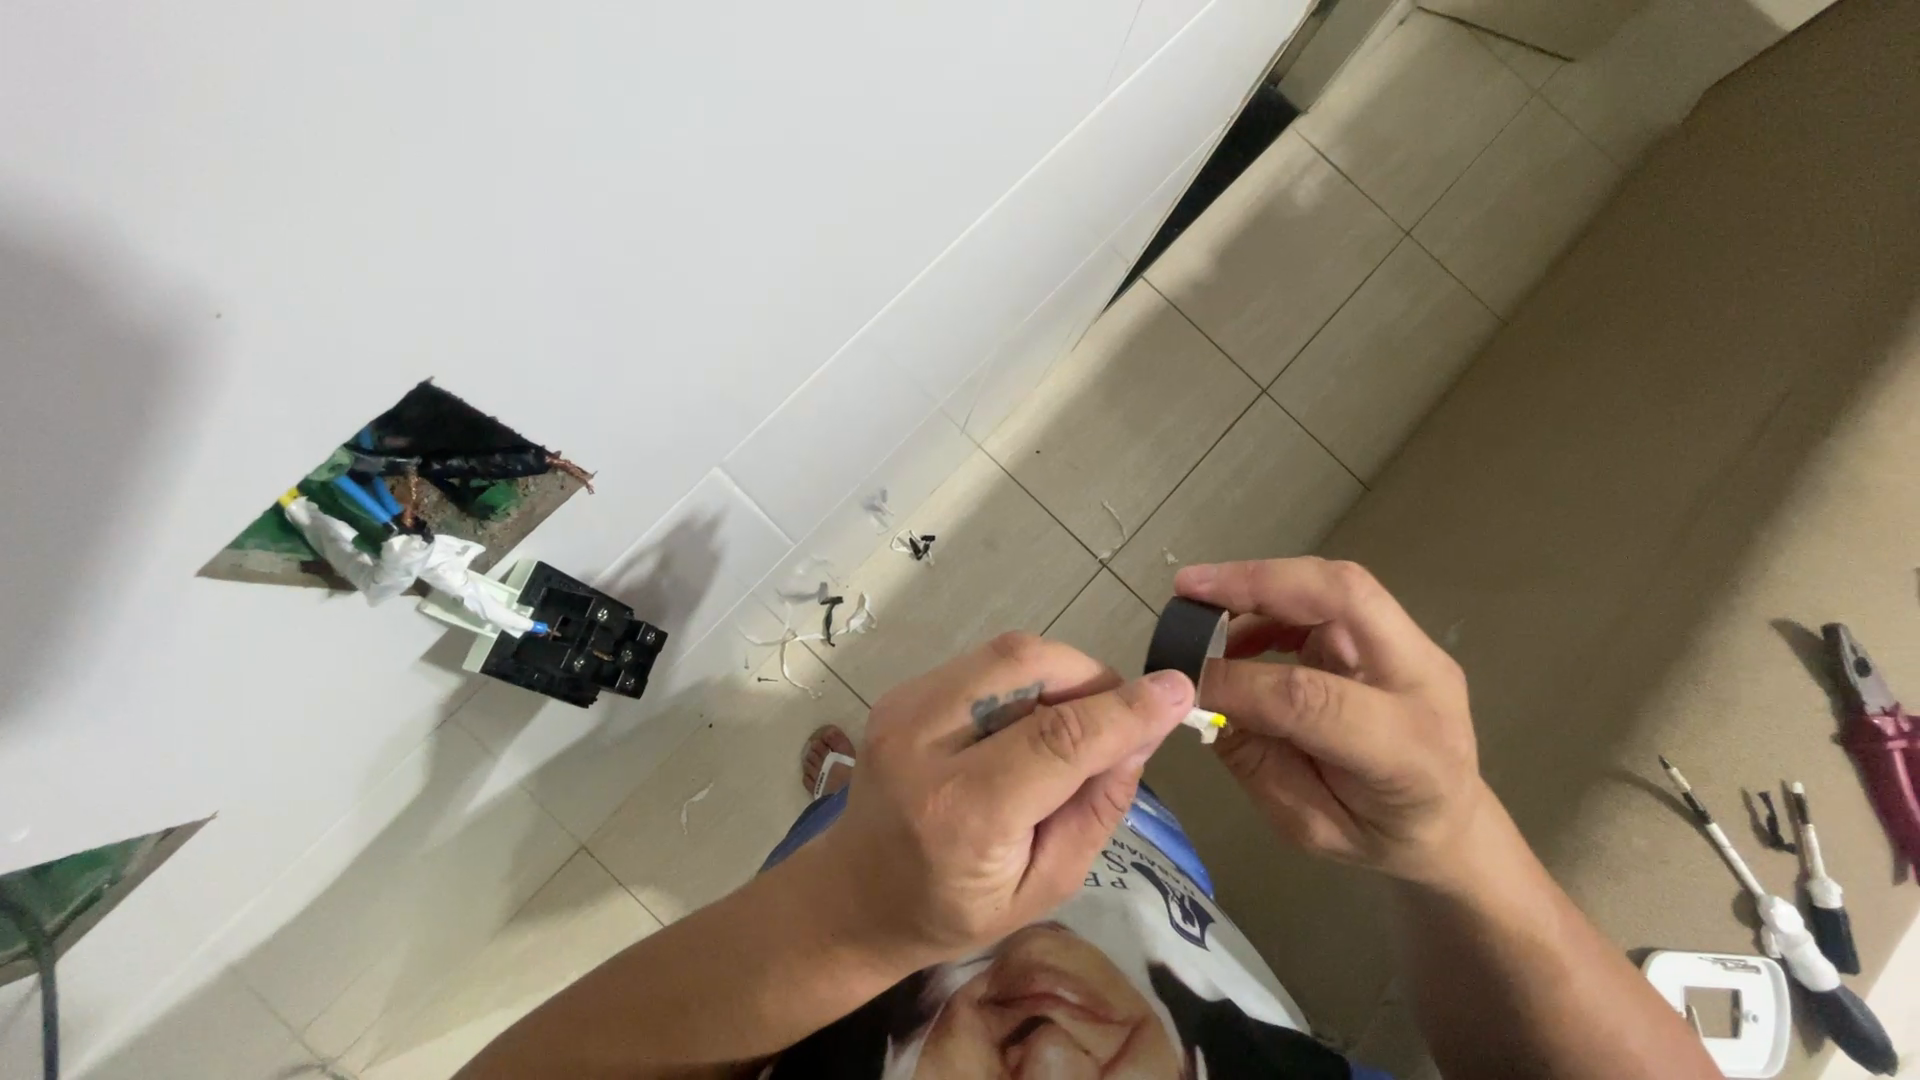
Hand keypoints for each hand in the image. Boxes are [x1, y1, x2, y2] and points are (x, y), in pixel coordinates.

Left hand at [807, 632, 1194, 964]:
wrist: (855, 895)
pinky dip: (1024, 679)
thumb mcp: (1045, 886)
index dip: (1125, 709)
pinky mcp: (898, 692)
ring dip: (1060, 673)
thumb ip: (1097, 807)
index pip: (1058, 739)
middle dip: (1091, 676)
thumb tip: (1142, 732)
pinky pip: (982, 662)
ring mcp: (902, 709)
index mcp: (962, 813)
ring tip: (1071, 721)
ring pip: (1006, 651)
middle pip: (1027, 664)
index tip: (1177, 692)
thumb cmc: (953, 910)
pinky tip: (1024, 722)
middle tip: (1114, 715)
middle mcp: (923, 744)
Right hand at [1174, 557, 1488, 885]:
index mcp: (1408, 751)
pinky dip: (1272, 600)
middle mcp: (1421, 683)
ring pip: (1336, 584)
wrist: (1449, 823)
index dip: (1239, 682)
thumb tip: (1198, 695)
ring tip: (1201, 611)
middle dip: (1258, 583)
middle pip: (1345, 597)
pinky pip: (1329, 595)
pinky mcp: (1393, 632)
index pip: (1313, 696)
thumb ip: (1252, 758)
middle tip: (1188, 588)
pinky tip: (1237, 630)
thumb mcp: (1305, 823)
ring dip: (1258, 587)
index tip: (1184, 681)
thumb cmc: (1376, 834)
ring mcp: (1414, 648)